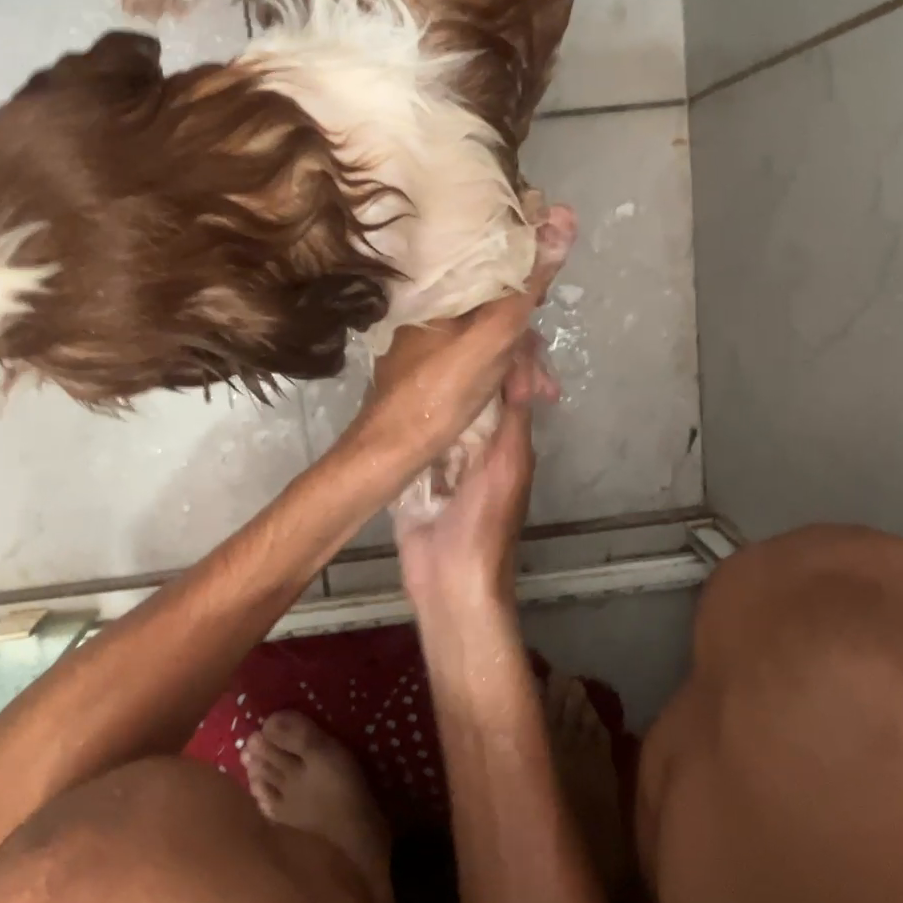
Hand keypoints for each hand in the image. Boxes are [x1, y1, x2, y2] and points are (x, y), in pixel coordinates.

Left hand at [347, 204, 575, 471]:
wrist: (394, 451)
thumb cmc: (441, 390)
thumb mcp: (493, 334)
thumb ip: (527, 283)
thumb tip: (563, 215)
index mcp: (436, 282)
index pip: (488, 249)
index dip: (527, 262)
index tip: (547, 294)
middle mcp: (428, 302)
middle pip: (493, 295)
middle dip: (528, 327)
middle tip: (542, 364)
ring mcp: (428, 334)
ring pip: (488, 328)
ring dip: (521, 357)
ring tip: (540, 391)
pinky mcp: (430, 363)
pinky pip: (478, 351)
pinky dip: (503, 368)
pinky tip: (521, 393)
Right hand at [396, 337, 557, 609]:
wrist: (450, 581)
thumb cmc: (486, 521)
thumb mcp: (508, 463)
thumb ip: (513, 417)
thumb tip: (518, 361)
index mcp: (503, 442)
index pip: (499, 391)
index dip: (490, 361)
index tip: (472, 321)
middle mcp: (472, 448)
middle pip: (461, 404)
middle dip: (448, 378)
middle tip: (425, 334)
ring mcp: (439, 466)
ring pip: (432, 423)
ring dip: (421, 401)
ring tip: (401, 358)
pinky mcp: (410, 482)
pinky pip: (406, 449)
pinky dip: (398, 430)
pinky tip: (384, 401)